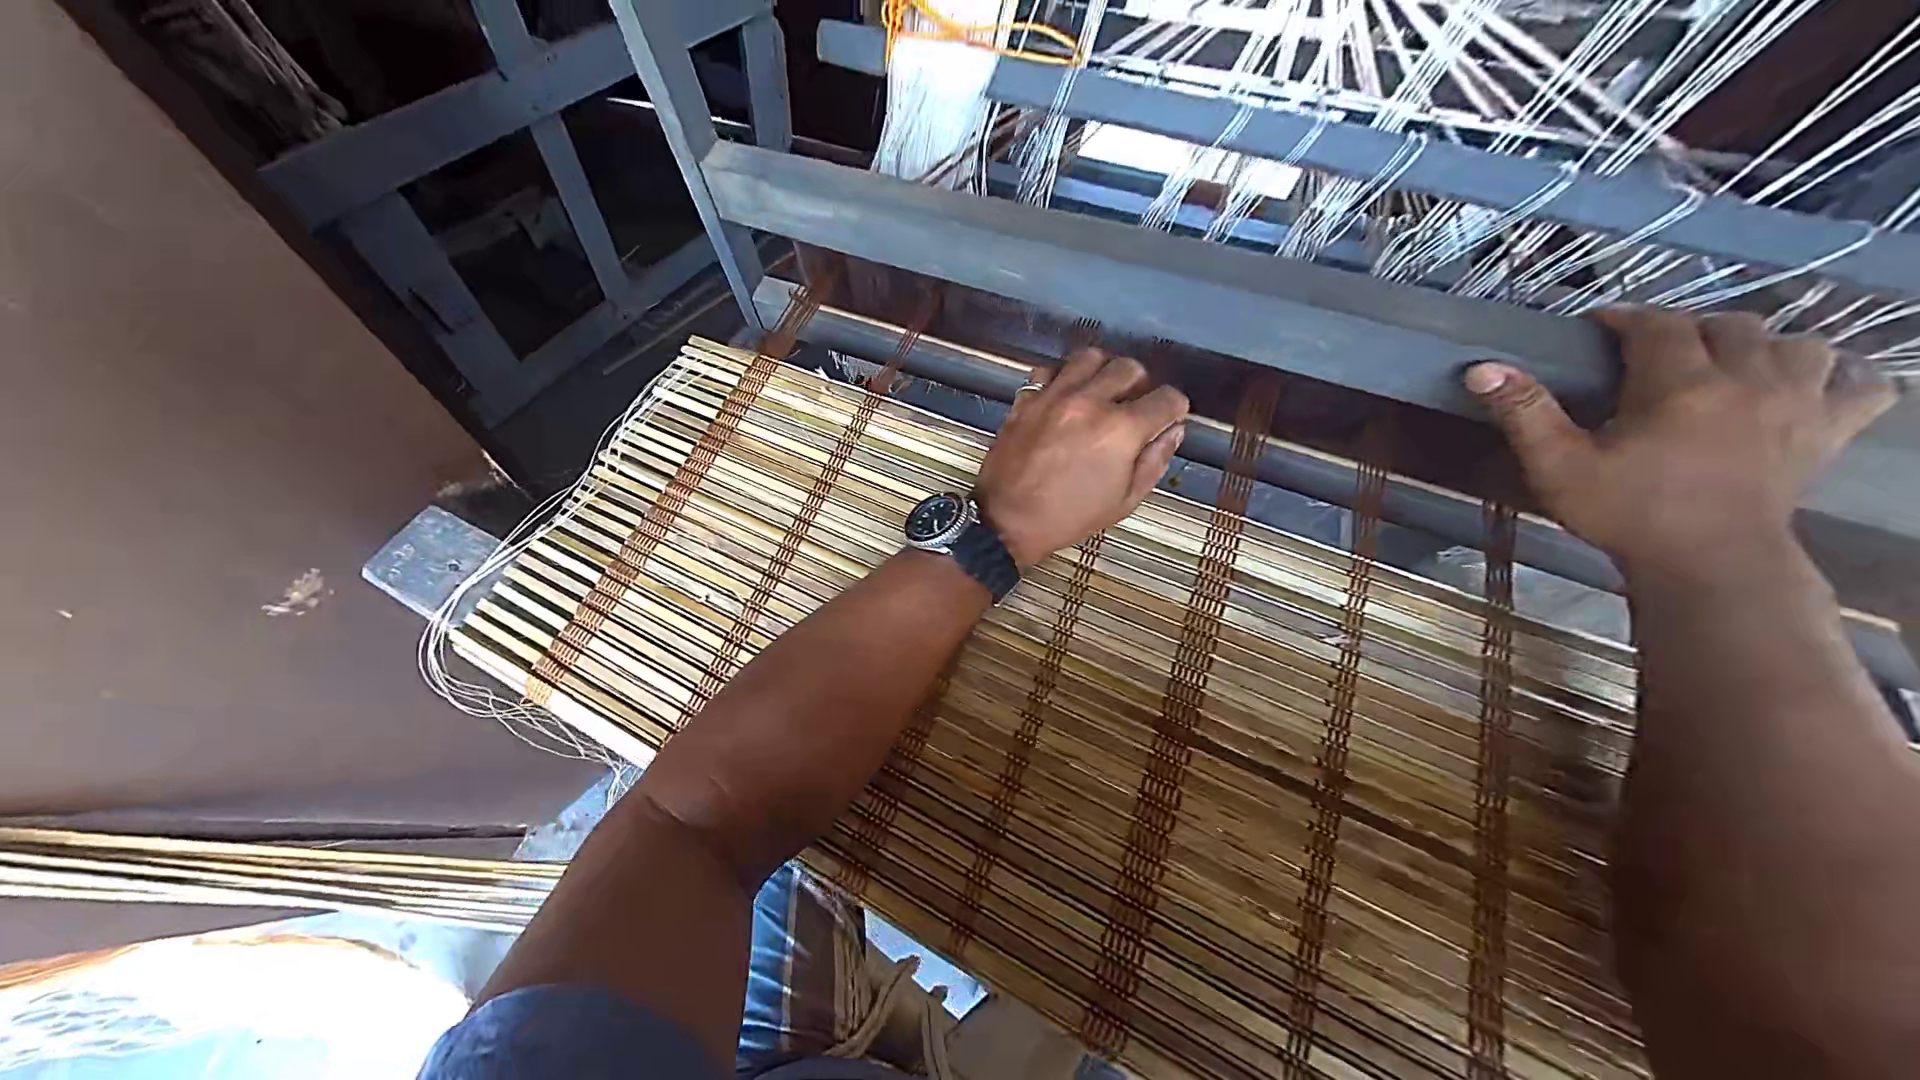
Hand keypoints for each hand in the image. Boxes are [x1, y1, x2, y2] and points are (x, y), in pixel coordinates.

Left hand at [977, 348, 1189, 566]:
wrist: (1008, 521)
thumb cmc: (1069, 517)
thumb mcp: (1124, 501)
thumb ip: (1154, 461)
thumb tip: (1173, 431)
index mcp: (1121, 430)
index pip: (1167, 398)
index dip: (1174, 409)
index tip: (1168, 418)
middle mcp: (1090, 402)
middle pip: (1129, 368)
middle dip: (1141, 385)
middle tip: (1134, 406)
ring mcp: (1054, 396)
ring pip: (1090, 358)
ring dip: (1102, 371)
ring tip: (1101, 393)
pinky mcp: (1027, 399)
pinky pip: (1049, 371)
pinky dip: (1062, 378)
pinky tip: (1065, 397)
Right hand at [1464, 307, 1893, 574]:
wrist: (1707, 562)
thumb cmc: (1624, 512)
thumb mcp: (1556, 464)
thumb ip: (1523, 412)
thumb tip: (1482, 367)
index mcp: (1681, 386)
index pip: (1657, 327)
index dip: (1625, 318)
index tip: (1596, 325)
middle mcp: (1750, 380)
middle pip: (1728, 327)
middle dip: (1686, 329)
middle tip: (1648, 351)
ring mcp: (1801, 404)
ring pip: (1796, 344)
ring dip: (1758, 344)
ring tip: (1722, 364)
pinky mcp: (1829, 433)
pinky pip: (1861, 383)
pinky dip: (1838, 373)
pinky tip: (1808, 382)